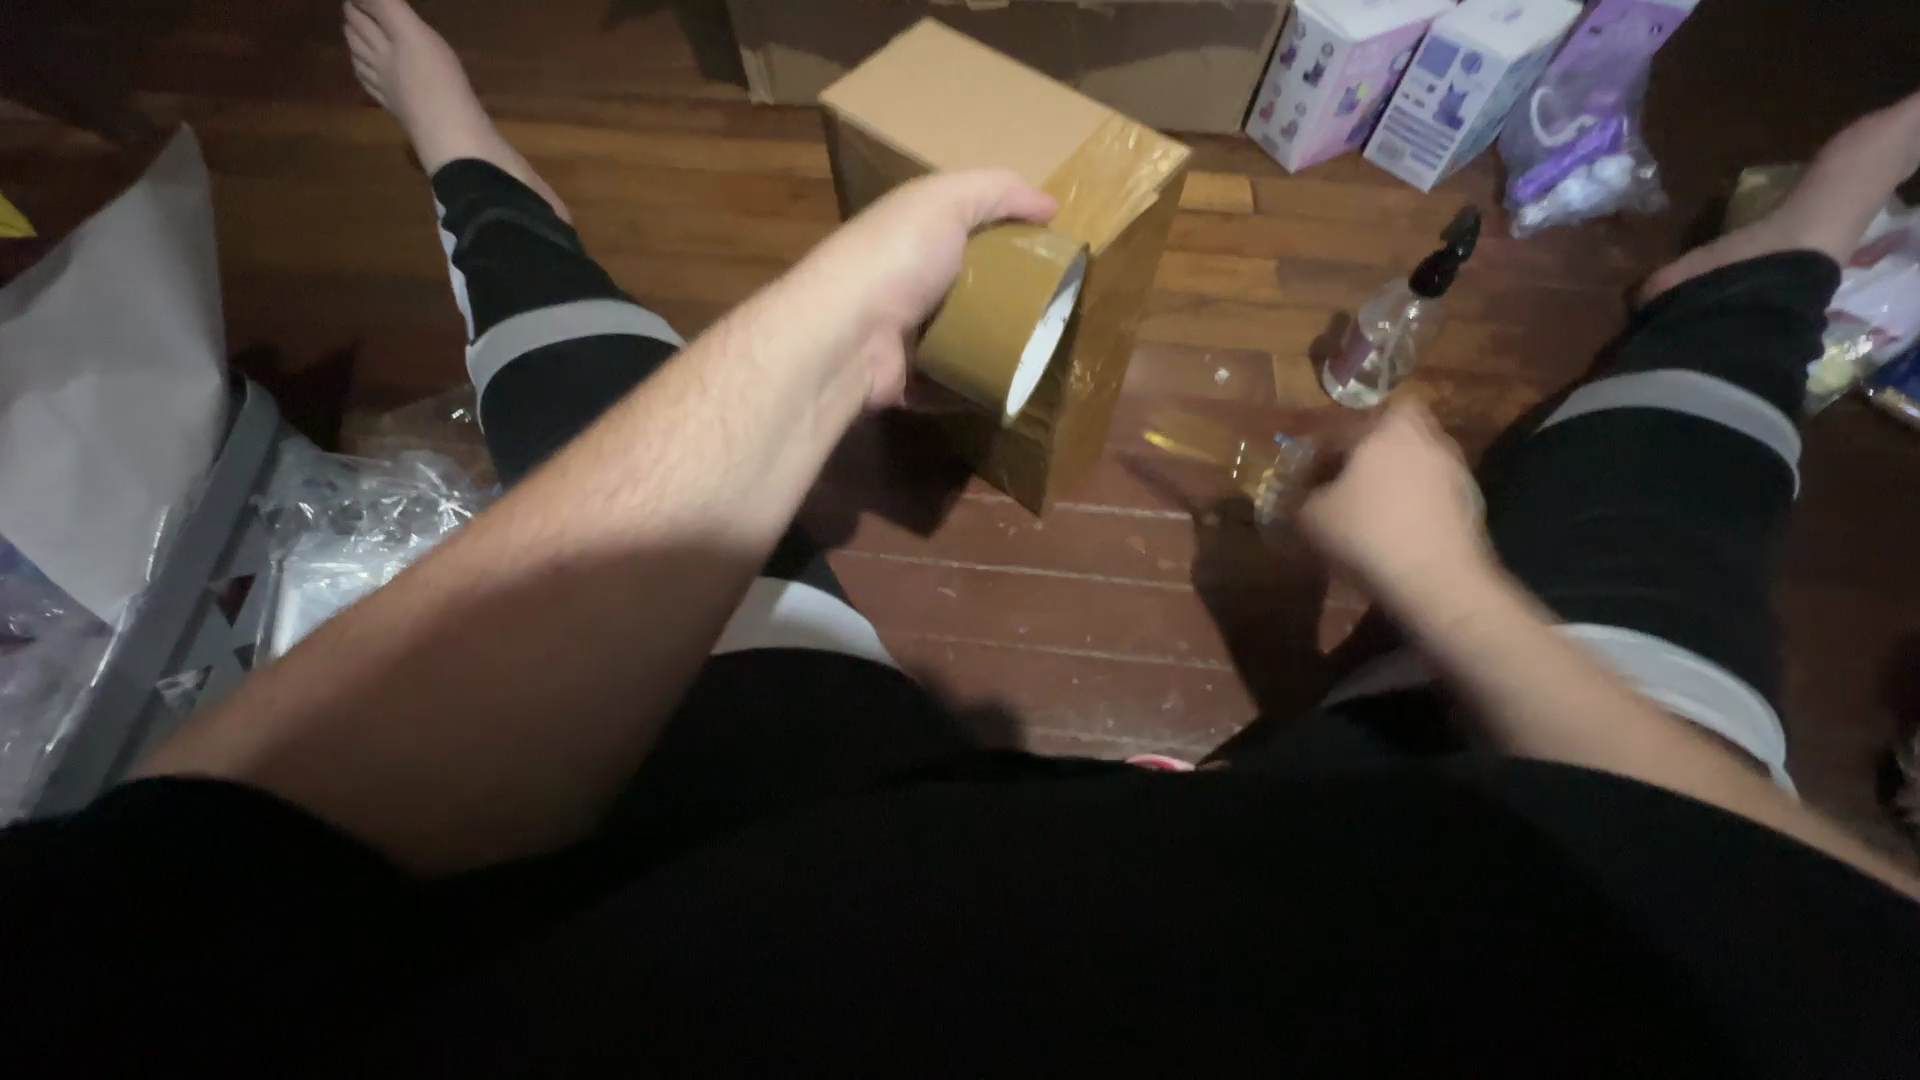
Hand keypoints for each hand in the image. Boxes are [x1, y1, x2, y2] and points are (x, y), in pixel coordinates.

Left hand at [776, 169, 1056, 408]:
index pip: (969, 231)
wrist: (849, 335)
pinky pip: (949, 384)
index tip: (1051, 256)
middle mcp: (905, 284)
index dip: (1008, 238)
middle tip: (1052, 311)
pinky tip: (1005, 387)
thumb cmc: (898, 257)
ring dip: (993, 348)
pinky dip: (973, 388)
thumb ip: (998, 190)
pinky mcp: (906, 381)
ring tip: (1037, 353)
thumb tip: (1051, 206)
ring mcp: (903, 337)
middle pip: (969, 290)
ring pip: (961, 341)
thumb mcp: (948, 200)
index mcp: (913, 236)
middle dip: (1007, 300)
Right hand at [1298, 399, 1491, 600]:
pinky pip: (1430, 489)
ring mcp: (1454, 469)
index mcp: (1385, 431)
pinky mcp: (1470, 501)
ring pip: (1414, 459)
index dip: (1319, 452)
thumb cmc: (1365, 534)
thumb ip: (1300, 497)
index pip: (1341, 429)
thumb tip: (1302, 496)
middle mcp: (1425, 439)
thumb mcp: (1310, 517)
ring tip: (1367, 509)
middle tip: (1343, 479)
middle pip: (1391, 430)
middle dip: (1367, 450)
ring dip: (1392, 476)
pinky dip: (1412, 501)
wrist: (1436, 580)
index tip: (1307, 479)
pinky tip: (1393, 531)